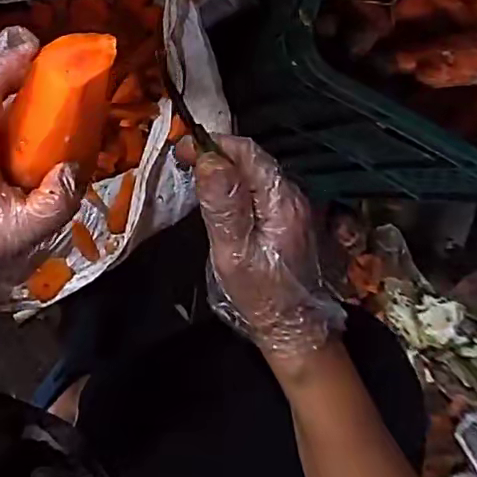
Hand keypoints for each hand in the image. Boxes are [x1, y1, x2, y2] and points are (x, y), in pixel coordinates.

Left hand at [0, 27, 83, 298]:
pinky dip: (22, 90)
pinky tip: (46, 88)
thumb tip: (74, 167)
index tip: (31, 50)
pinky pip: (4, 107)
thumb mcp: (25, 229)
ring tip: (48, 58)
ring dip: (16, 70)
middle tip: (43, 44)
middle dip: (9, 56)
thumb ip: (53, 203)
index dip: (1, 66)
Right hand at [182, 134, 344, 360]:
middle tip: (181, 161)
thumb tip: (208, 160)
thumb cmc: (262, 296)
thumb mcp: (234, 253)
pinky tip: (216, 195)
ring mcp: (292, 206)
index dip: (211, 144)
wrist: (296, 332)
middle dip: (214, 153)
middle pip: (250, 158)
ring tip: (193, 175)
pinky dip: (232, 183)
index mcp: (281, 201)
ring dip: (222, 167)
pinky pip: (256, 187)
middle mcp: (292, 196)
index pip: (246, 152)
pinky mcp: (287, 217)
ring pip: (253, 171)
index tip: (180, 150)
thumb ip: (222, 206)